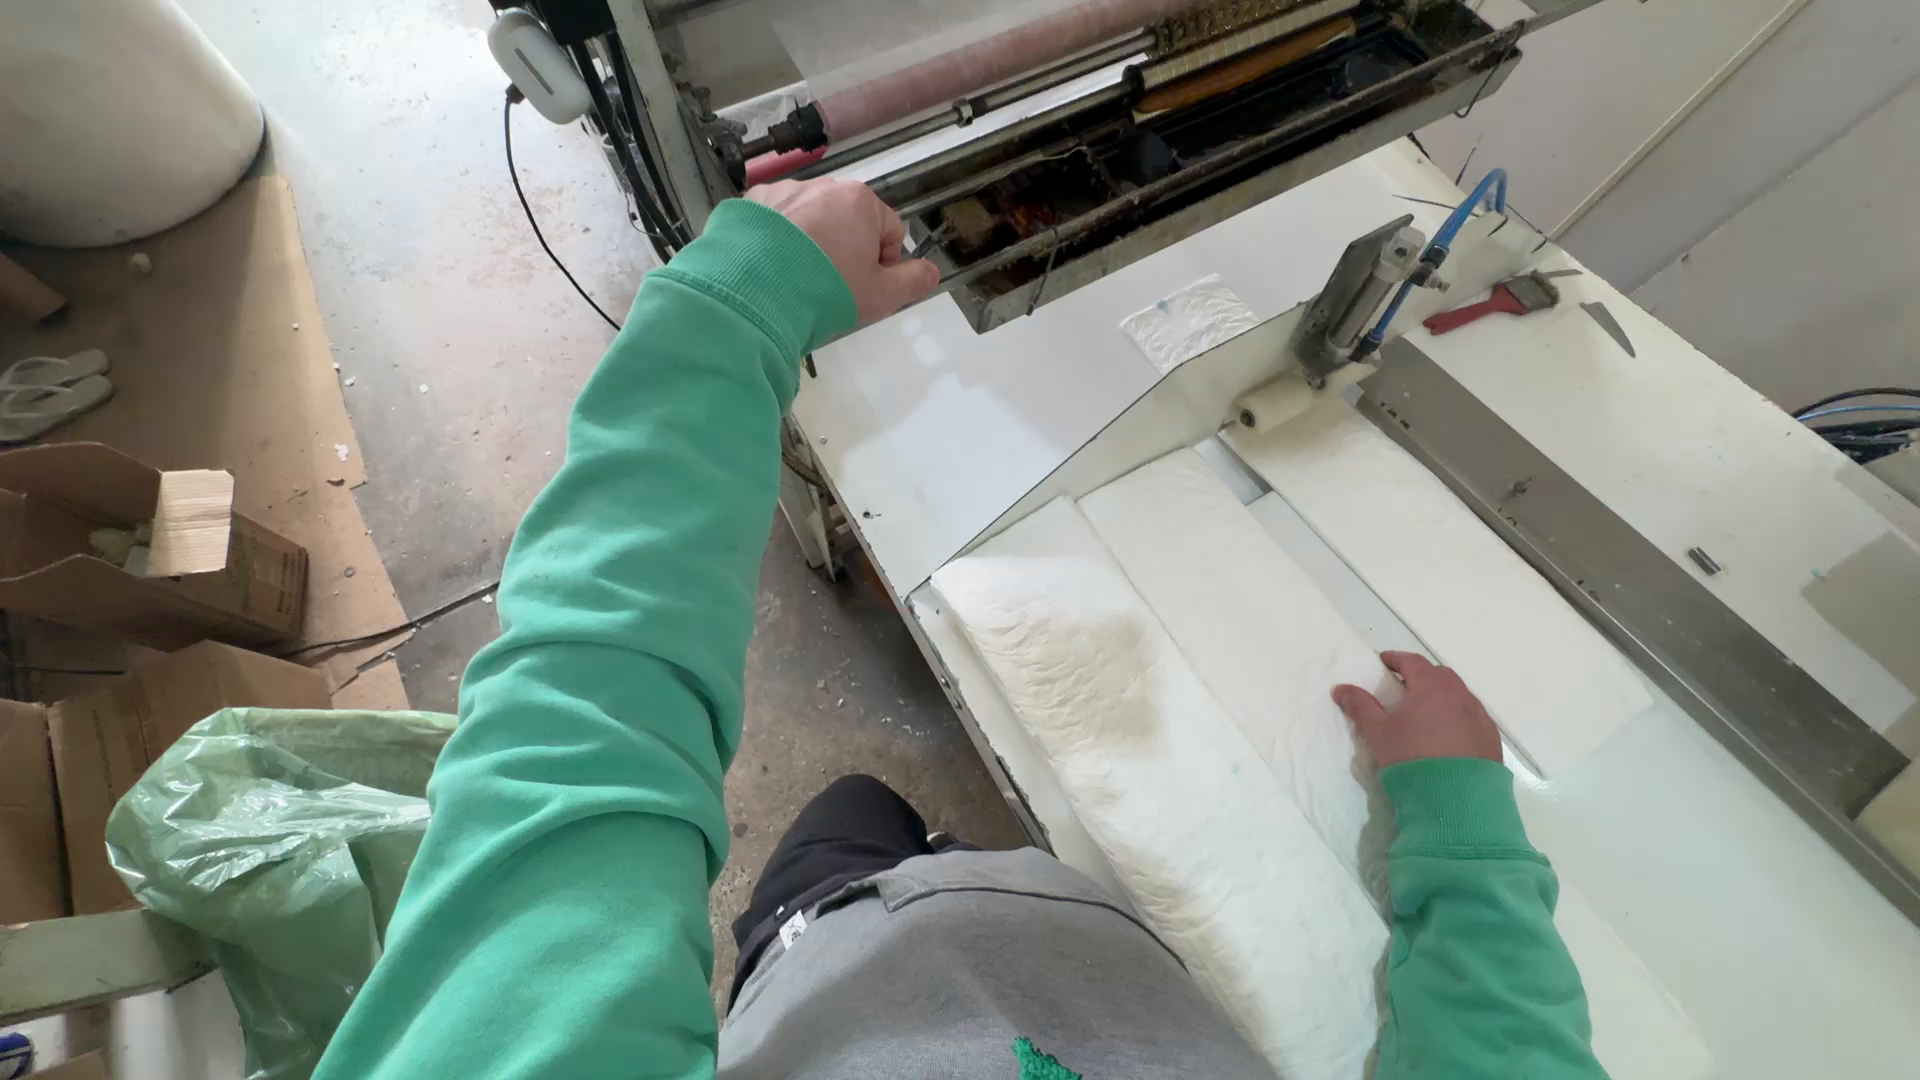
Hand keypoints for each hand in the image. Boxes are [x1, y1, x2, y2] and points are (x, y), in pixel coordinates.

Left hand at [747, 178, 940, 324]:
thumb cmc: (827, 291)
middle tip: (832, 287)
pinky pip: (775, 222)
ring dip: (813, 245)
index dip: (884, 264)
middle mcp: (823, 185)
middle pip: (849, 222)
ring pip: (811, 221)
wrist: (754, 291)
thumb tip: (932, 272)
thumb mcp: (880, 296)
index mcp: (860, 202)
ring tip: (798, 280)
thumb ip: (912, 282)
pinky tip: (772, 268)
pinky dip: (778, 241)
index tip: (865, 288)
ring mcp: (783, 191)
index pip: (889, 230)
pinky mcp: (750, 204)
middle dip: (847, 250)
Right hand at [1332, 651, 1501, 767]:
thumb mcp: (1378, 731)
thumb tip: (1341, 689)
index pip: (1413, 662)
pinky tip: (1446, 734)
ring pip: (1459, 695)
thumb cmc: (1412, 756)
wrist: (1458, 799)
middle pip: (1440, 675)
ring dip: (1441, 695)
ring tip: (1425, 712)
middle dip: (1421, 674)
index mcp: (1432, 688)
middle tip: (1403, 685)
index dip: (1396, 658)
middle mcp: (1460, 696)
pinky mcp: (1491, 739)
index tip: (1383, 662)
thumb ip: (1360, 706)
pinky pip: (1472, 716)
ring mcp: (1480, 718)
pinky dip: (1457, 715)